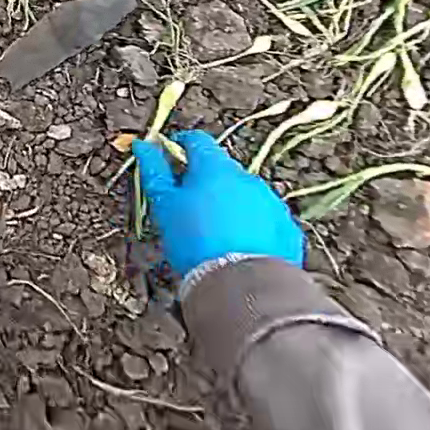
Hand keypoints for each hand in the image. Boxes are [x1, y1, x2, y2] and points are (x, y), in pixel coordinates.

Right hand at [134, 130, 304, 278]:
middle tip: (188, 204)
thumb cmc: (195, 242)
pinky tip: (239, 246)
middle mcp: (246, 177)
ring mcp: (270, 201)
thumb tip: (143, 144)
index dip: (180, 147)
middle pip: (221, 168)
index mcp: (214, 166)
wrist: (243, 289)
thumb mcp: (165, 205)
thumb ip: (154, 170)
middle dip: (205, 179)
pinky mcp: (286, 228)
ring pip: (244, 193)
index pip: (196, 140)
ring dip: (229, 203)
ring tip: (215, 232)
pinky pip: (265, 218)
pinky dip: (252, 225)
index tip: (170, 162)